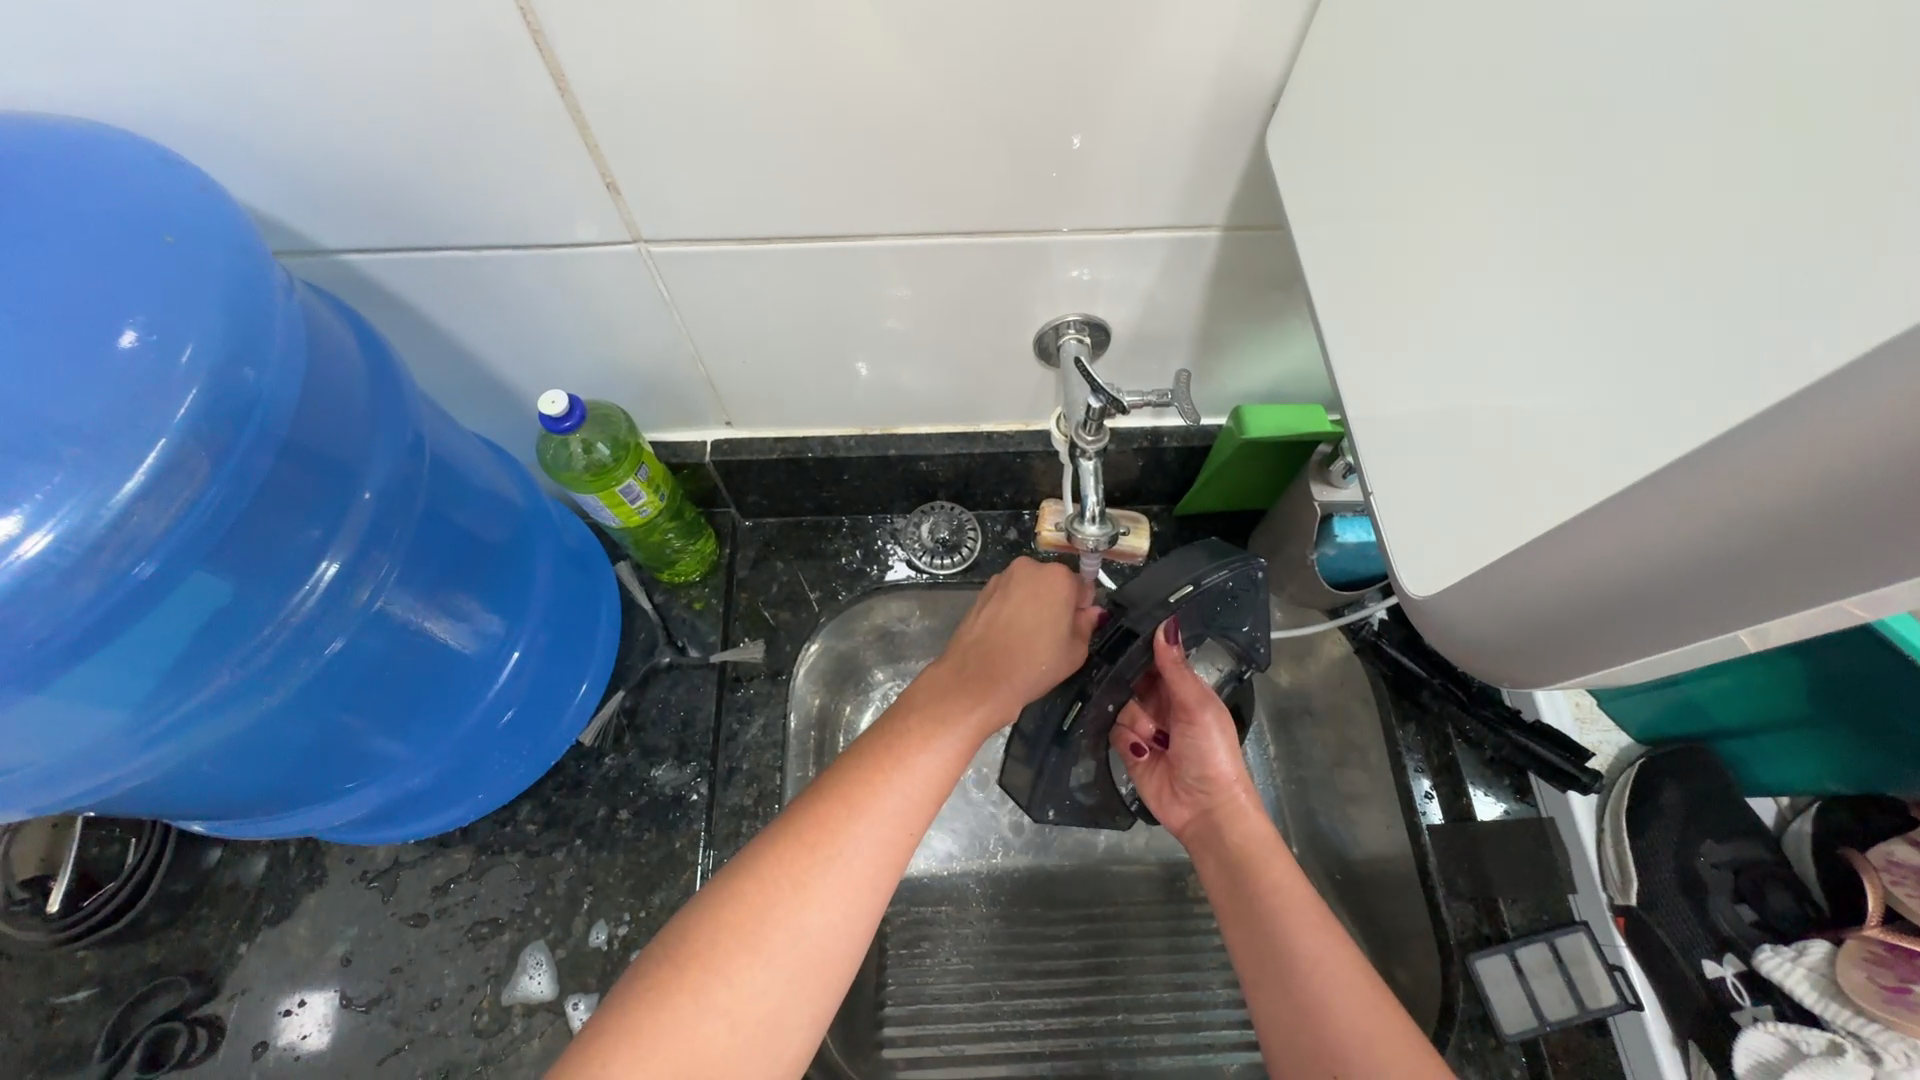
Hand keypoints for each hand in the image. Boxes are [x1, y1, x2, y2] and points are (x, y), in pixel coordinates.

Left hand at [925, 557, 1101, 736]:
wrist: (977, 679)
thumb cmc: (1033, 665)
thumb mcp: (1075, 651)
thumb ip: (1086, 625)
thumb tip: (1091, 612)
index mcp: (1058, 577)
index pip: (1082, 587)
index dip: (1082, 609)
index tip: (1075, 629)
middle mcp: (1029, 568)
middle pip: (1053, 583)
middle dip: (1056, 602)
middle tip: (1051, 635)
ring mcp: (1001, 578)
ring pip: (1028, 588)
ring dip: (1032, 605)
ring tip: (1026, 638)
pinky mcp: (981, 592)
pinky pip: (1007, 596)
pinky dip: (1011, 609)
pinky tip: (1008, 636)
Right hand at [1109, 616, 1263, 842]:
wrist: (1206, 810)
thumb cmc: (1212, 752)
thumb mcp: (1197, 705)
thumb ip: (1175, 666)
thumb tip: (1166, 622)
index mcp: (1185, 691)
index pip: (1156, 661)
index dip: (1141, 650)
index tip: (1119, 633)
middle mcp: (1163, 706)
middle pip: (1132, 681)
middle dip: (1128, 684)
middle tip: (1131, 688)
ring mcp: (1145, 729)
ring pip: (1120, 706)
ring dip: (1134, 720)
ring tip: (1152, 738)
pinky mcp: (1129, 751)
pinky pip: (1114, 731)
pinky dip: (1126, 739)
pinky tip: (1143, 751)